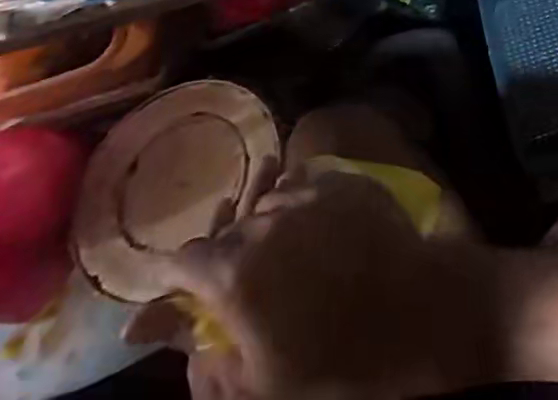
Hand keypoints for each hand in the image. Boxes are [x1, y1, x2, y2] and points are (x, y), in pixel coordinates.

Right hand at [126, 167, 499, 399]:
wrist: (418, 311)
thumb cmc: (334, 359)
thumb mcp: (253, 377)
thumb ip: (197, 344)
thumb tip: (139, 326)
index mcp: (234, 270)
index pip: (182, 261)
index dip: (179, 280)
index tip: (183, 294)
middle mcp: (267, 219)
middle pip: (228, 228)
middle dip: (227, 254)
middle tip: (249, 283)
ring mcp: (311, 192)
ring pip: (268, 201)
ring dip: (267, 223)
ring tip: (288, 254)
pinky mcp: (347, 180)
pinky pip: (308, 183)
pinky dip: (302, 202)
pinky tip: (318, 228)